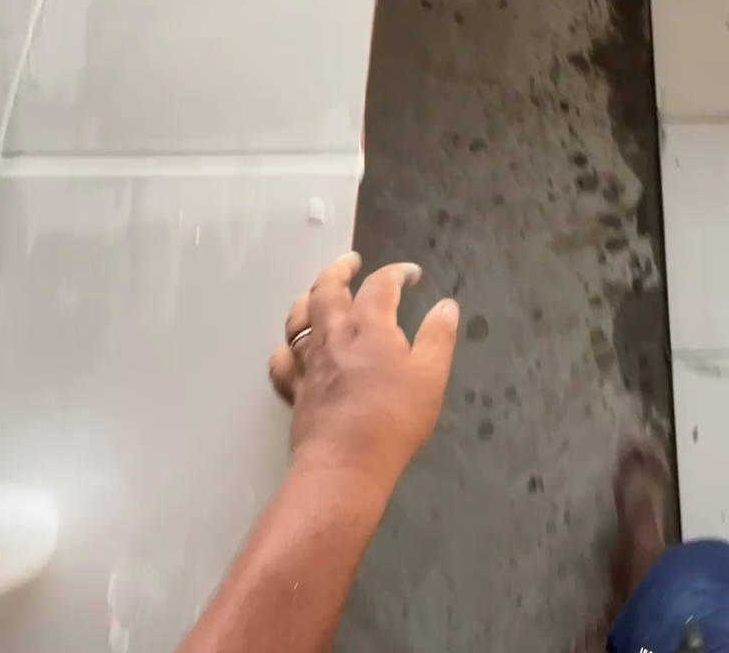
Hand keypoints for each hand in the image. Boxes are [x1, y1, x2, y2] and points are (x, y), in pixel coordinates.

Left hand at [267, 252, 459, 481]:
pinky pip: (282, 360)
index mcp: (369, 325)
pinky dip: (287, 346)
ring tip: (318, 292)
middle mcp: (333, 335)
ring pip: (297, 317)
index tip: (411, 274)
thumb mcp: (431, 375)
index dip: (396, 272)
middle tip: (351, 261)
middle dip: (339, 269)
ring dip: (308, 297)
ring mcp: (307, 362)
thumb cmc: (393, 419)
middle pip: (326, 289)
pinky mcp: (294, 390)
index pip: (380, 284)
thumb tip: (446, 306)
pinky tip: (293, 348)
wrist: (344, 467)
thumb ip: (439, 336)